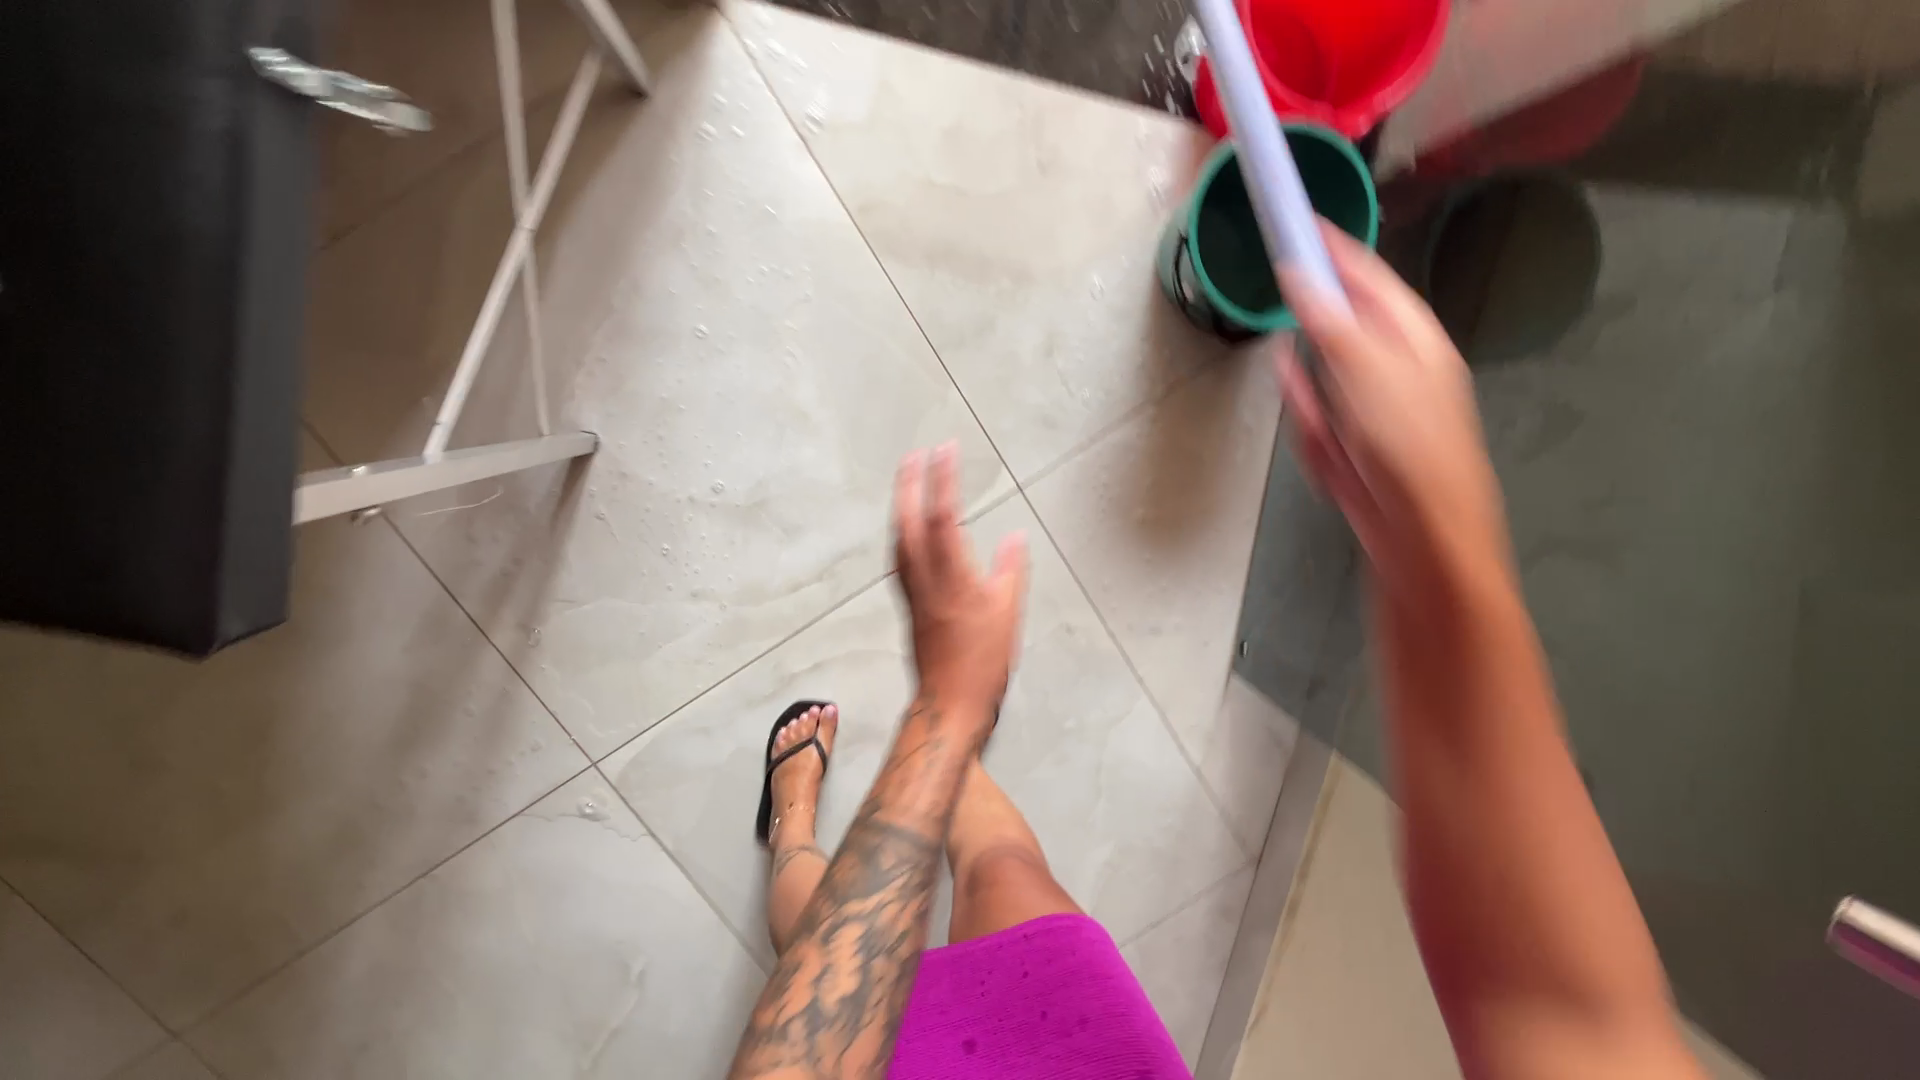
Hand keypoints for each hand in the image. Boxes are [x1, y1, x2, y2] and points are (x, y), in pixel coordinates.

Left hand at [892, 443, 1028, 720]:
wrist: (949, 700)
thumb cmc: (984, 661)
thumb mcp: (1009, 613)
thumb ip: (1010, 570)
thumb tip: (1016, 537)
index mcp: (953, 576)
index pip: (945, 516)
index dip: (943, 479)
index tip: (946, 449)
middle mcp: (925, 579)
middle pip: (909, 522)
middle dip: (909, 484)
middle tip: (914, 455)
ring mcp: (913, 592)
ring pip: (900, 539)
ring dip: (901, 505)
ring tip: (907, 482)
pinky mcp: (909, 605)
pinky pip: (900, 558)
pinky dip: (902, 534)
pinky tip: (907, 531)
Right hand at [1276, 221, 1513, 598]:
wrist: (1422, 531)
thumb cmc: (1407, 443)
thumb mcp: (1367, 371)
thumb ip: (1331, 322)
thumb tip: (1298, 273)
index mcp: (1411, 339)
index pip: (1369, 280)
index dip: (1335, 250)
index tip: (1301, 222)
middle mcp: (1395, 367)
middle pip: (1350, 320)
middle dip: (1321, 296)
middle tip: (1286, 266)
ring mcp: (1372, 407)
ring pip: (1332, 363)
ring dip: (1311, 343)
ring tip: (1288, 312)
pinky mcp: (1352, 443)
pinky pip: (1321, 410)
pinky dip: (1303, 394)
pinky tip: (1286, 374)